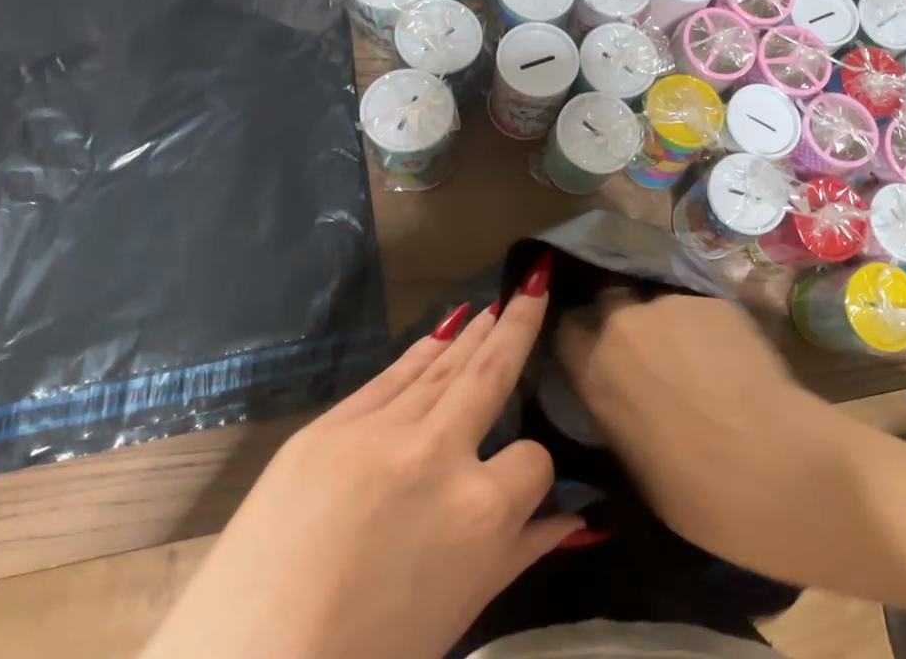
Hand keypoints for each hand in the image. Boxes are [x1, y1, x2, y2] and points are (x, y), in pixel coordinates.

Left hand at [142, 255, 577, 658]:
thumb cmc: (373, 648)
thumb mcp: (463, 606)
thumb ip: (524, 549)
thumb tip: (579, 518)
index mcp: (479, 510)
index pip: (533, 460)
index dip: (536, 476)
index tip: (523, 493)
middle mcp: (435, 452)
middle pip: (489, 374)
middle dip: (518, 326)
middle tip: (536, 284)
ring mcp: (375, 432)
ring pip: (439, 368)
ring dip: (471, 334)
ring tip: (495, 305)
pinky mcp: (326, 427)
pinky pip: (389, 380)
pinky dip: (419, 355)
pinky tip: (440, 333)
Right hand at [555, 290, 859, 587]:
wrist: (771, 466)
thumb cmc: (694, 493)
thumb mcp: (631, 460)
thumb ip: (618, 412)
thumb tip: (628, 399)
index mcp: (594, 372)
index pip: (569, 330)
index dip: (584, 338)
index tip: (598, 353)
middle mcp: (623, 326)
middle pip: (611, 302)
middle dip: (624, 321)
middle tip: (651, 353)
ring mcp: (671, 306)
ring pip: (660, 305)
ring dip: (671, 326)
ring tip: (701, 358)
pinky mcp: (717, 301)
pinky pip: (700, 310)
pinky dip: (709, 329)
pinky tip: (732, 357)